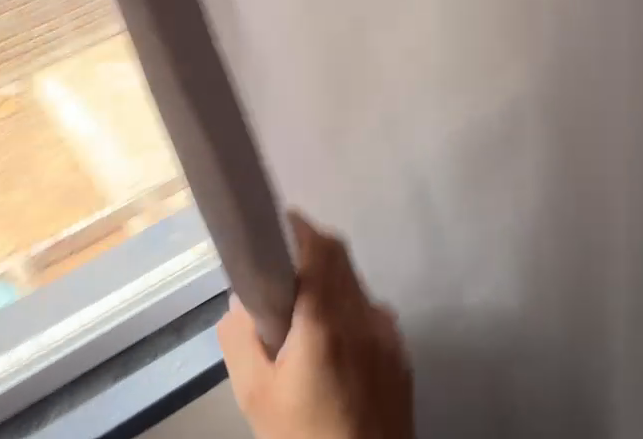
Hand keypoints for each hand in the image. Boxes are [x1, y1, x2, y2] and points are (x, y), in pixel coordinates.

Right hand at [218, 213, 415, 438]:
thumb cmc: (305, 438)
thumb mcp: (255, 395)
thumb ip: (239, 339)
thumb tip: (241, 303)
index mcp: (325, 322)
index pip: (319, 247)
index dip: (297, 227)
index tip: (273, 225)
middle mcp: (364, 320)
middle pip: (340, 256)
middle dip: (309, 248)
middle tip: (279, 265)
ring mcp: (389, 340)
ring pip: (357, 284)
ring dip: (330, 279)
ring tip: (302, 310)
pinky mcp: (402, 361)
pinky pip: (373, 315)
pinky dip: (350, 309)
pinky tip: (332, 345)